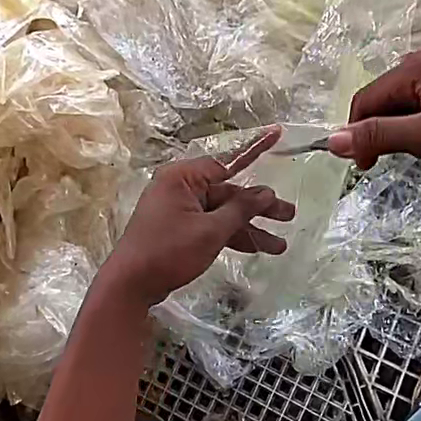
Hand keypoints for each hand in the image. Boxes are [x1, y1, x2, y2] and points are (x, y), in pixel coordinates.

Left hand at [98, 129, 298, 306]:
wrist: (130, 285)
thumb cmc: (168, 251)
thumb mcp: (210, 230)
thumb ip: (241, 209)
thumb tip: (266, 192)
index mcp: (183, 177)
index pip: (228, 162)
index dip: (256, 151)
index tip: (277, 134)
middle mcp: (181, 187)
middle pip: (229, 192)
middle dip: (259, 206)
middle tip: (289, 215)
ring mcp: (179, 210)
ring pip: (223, 213)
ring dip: (249, 228)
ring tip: (280, 245)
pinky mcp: (179, 230)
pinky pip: (212, 226)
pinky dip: (232, 236)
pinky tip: (257, 248)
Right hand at [326, 39, 420, 168]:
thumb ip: (382, 136)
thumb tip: (332, 140)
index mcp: (416, 66)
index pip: (365, 101)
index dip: (359, 137)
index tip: (369, 169)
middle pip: (390, 96)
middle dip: (391, 130)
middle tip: (417, 158)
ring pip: (416, 95)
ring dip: (415, 124)